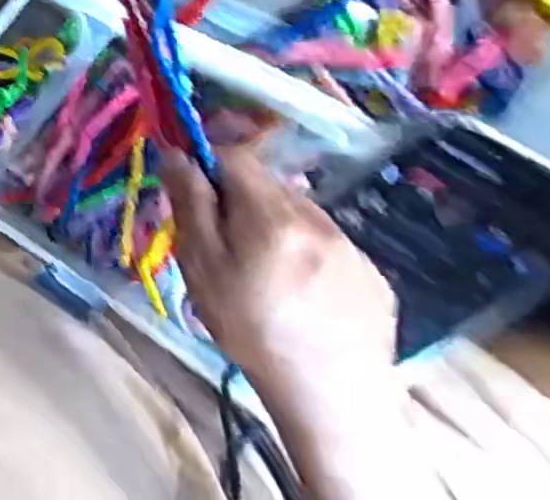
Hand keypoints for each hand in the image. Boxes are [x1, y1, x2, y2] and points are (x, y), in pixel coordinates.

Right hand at [163, 146, 396, 393]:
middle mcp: (318, 219)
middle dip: (235, 195)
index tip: (188, 188)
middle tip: (217, 235)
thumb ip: (190, 201)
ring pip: (295, 211)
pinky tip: (293, 286)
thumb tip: (177, 153)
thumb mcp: (201, 261)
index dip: (205, 162)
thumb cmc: (249, 324)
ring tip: (256, 264)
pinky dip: (300, 248)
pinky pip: (324, 241)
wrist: (330, 396)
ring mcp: (352, 248)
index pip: (234, 155)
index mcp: (272, 213)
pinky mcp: (372, 276)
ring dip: (269, 220)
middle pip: (266, 182)